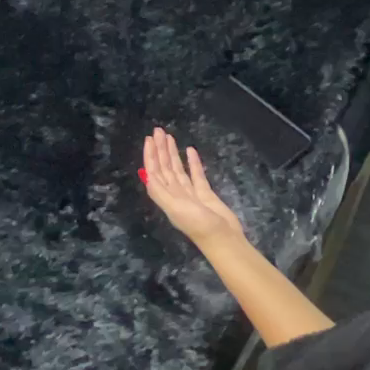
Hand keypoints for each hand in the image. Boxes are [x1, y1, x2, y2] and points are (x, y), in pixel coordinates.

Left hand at [143, 128, 244, 246]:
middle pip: (165, 168)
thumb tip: (146, 174)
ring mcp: (190, 193)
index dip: (151, 155)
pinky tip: (190, 151)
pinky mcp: (205, 193)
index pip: (155, 172)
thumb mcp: (175, 208)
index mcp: (166, 197)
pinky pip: (196, 175)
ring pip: (178, 169)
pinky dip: (193, 163)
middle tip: (159, 131)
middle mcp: (175, 194)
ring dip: (172, 153)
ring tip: (169, 137)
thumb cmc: (198, 224)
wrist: (223, 237)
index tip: (150, 139)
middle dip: (160, 150)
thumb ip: (160, 192)